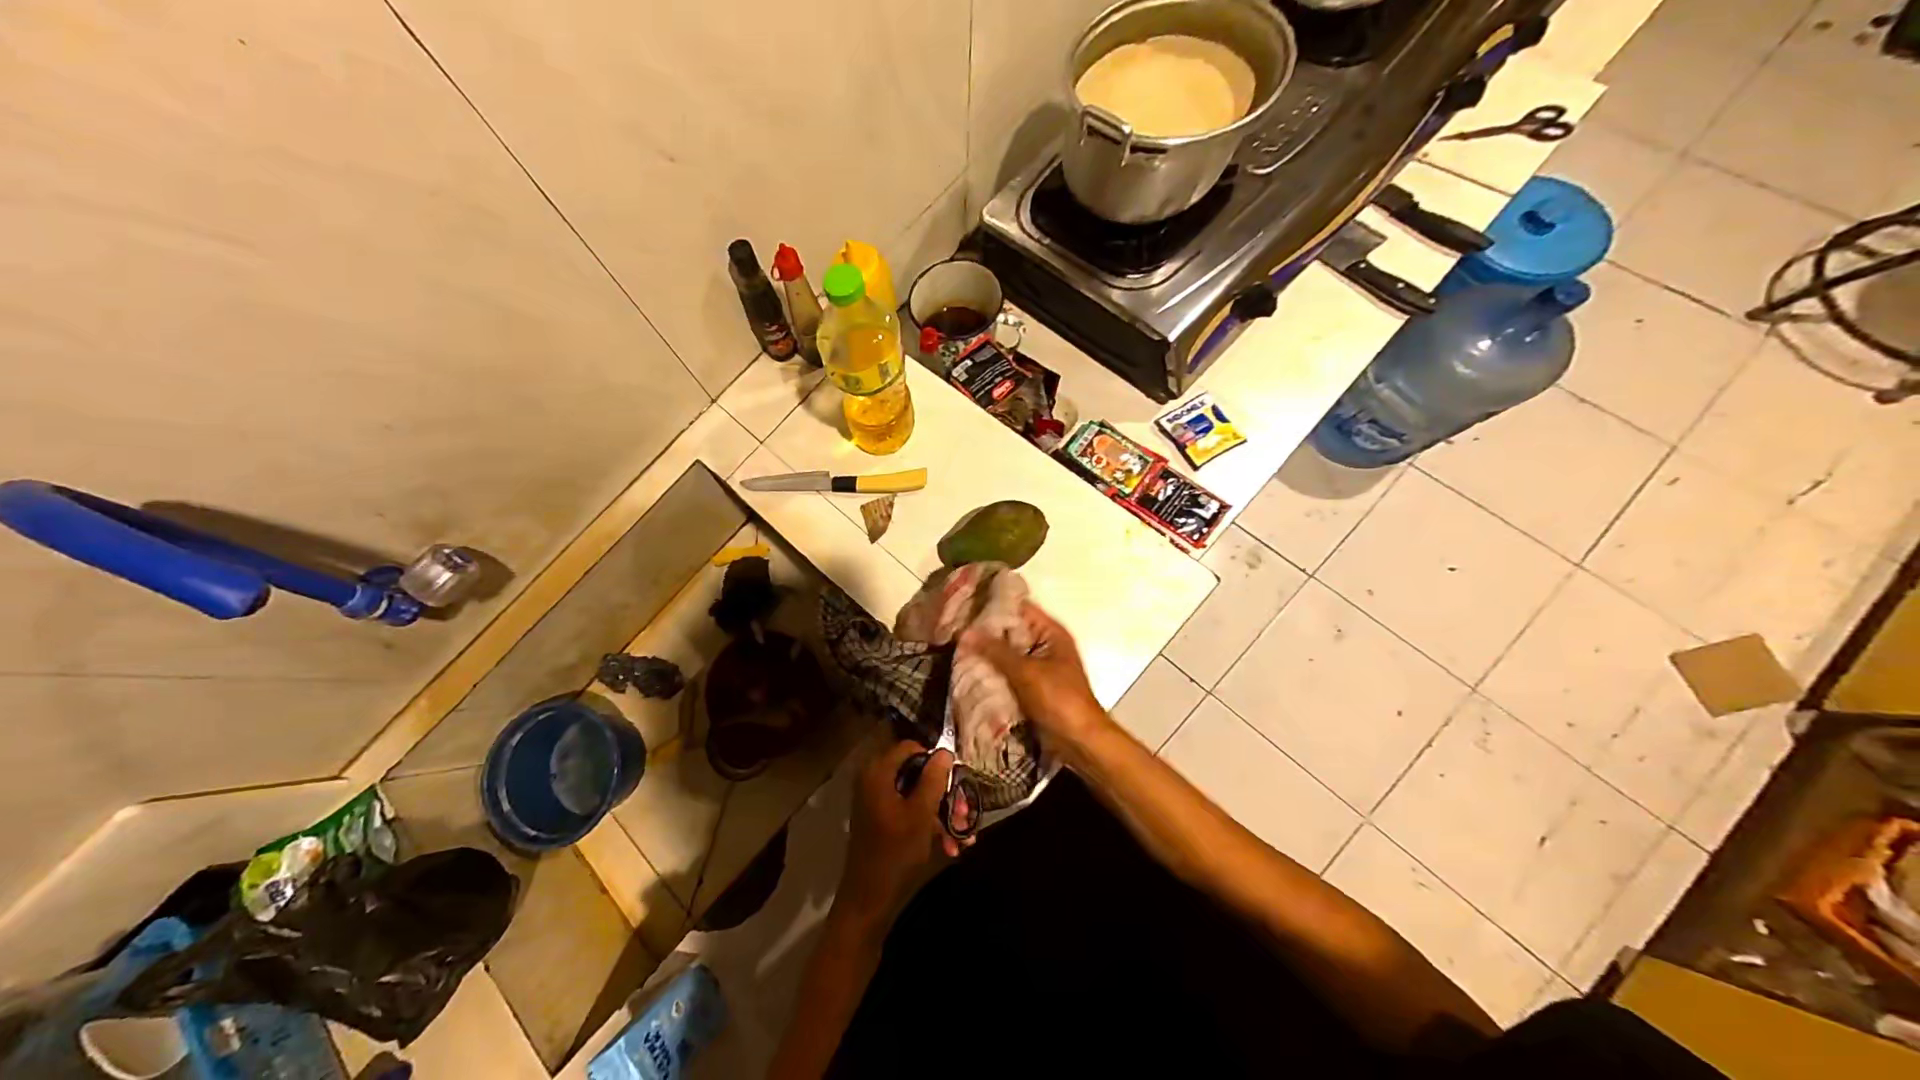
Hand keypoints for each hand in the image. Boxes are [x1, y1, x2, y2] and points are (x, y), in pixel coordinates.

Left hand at [837, 741, 962, 926]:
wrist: (869, 900)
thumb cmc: (895, 853)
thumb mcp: (921, 813)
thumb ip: (934, 778)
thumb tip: (945, 751)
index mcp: (878, 772)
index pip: (911, 748)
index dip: (936, 760)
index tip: (957, 778)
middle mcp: (874, 781)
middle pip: (917, 773)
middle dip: (945, 793)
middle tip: (965, 813)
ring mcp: (877, 802)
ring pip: (917, 795)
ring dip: (942, 813)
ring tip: (962, 837)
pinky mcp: (882, 821)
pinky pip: (910, 812)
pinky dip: (930, 825)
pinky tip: (950, 846)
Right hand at [966, 601, 1112, 755]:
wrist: (1078, 741)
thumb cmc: (1058, 699)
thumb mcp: (1026, 671)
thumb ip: (995, 650)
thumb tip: (965, 632)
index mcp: (1051, 633)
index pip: (1019, 608)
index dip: (994, 605)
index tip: (966, 605)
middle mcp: (1045, 645)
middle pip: (1011, 631)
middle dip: (985, 632)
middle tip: (955, 628)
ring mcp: (1038, 666)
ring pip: (1007, 653)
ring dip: (987, 653)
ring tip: (956, 647)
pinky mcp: (1031, 687)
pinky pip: (1008, 673)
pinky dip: (992, 672)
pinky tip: (969, 670)